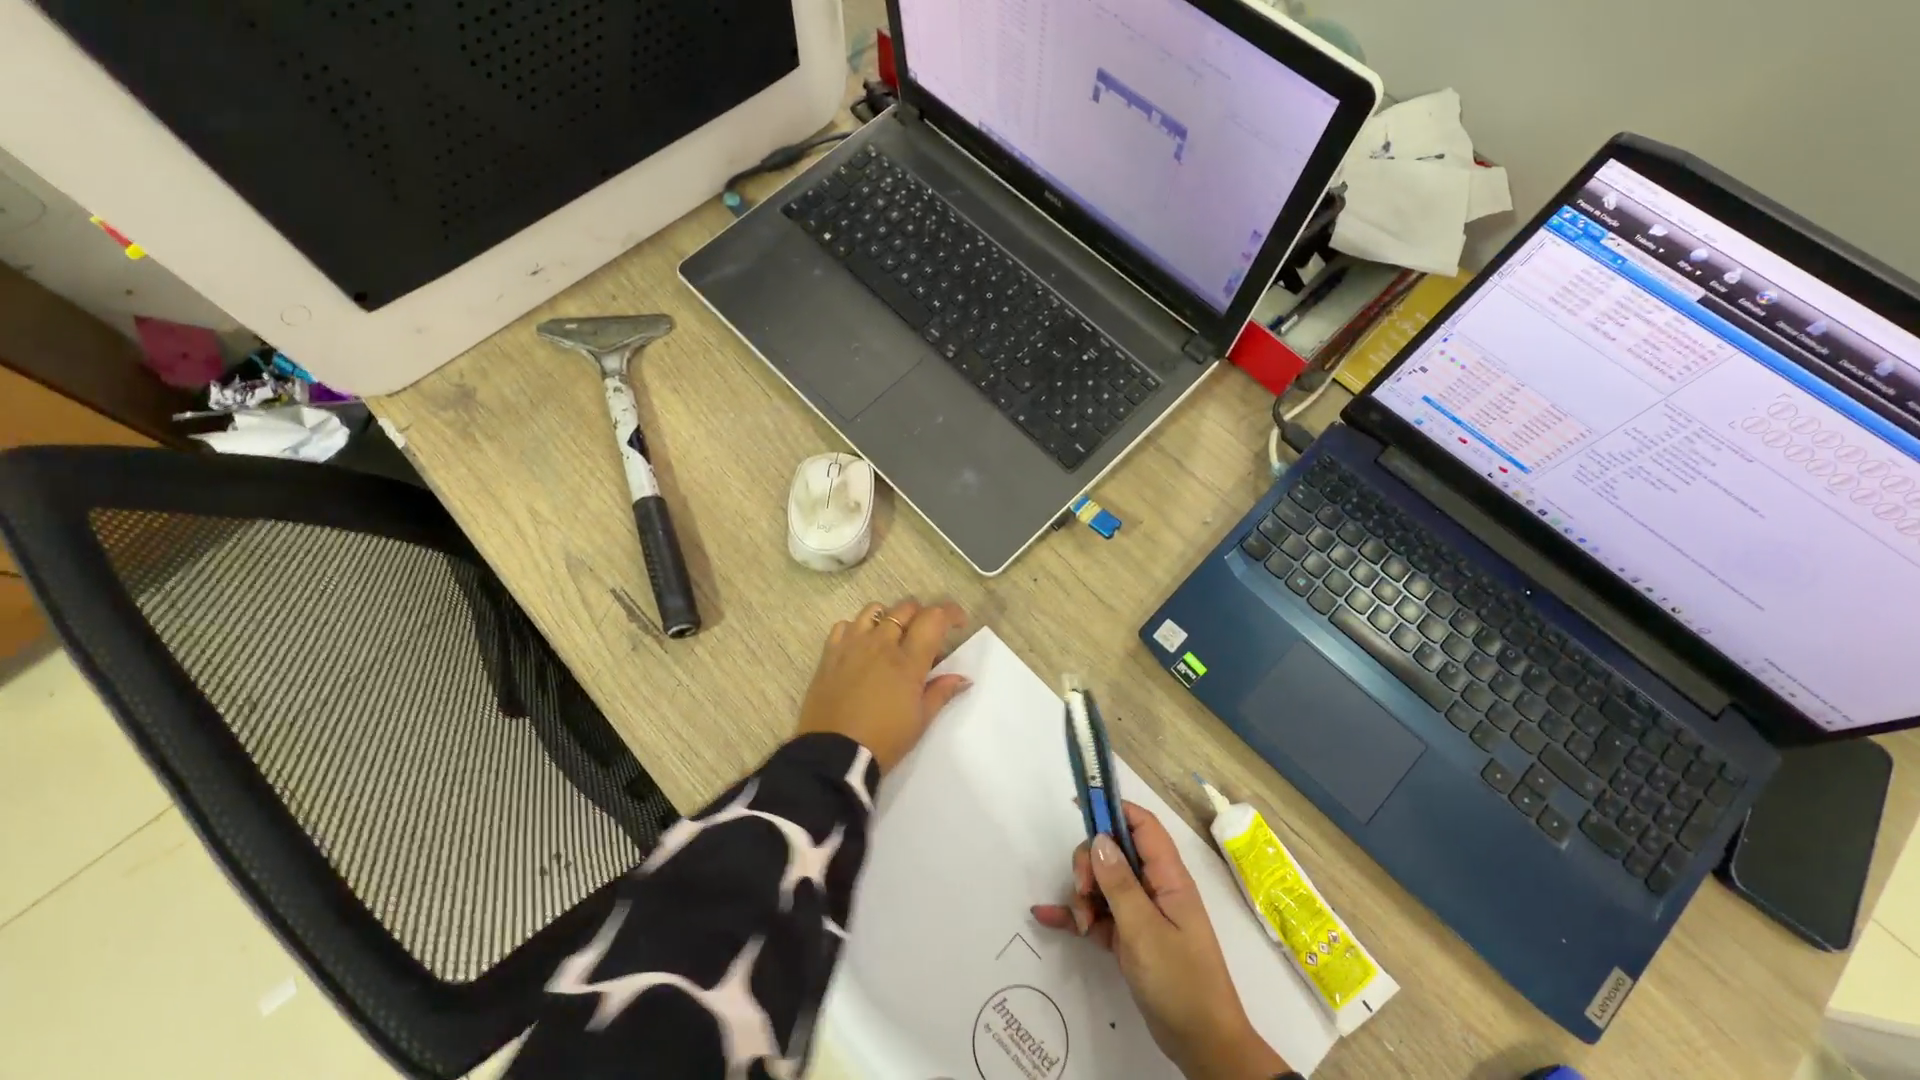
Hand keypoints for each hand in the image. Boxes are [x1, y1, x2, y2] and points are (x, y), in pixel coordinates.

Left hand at [794, 599, 970, 771]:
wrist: (833, 754)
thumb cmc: (884, 740)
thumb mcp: (920, 720)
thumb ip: (941, 692)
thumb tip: (963, 678)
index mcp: (908, 661)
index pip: (934, 619)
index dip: (950, 613)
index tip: (958, 622)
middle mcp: (881, 644)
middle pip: (905, 609)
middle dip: (921, 615)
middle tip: (925, 636)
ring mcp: (852, 646)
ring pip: (874, 610)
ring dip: (889, 617)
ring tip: (892, 637)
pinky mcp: (830, 654)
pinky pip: (844, 626)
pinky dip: (857, 628)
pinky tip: (861, 646)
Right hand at [1032, 803, 1288, 1079]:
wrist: (1201, 1041)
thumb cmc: (1181, 981)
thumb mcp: (1145, 930)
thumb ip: (1119, 883)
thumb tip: (1099, 838)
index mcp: (1168, 878)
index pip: (1142, 826)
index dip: (1114, 809)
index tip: (1080, 804)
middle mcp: (1154, 889)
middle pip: (1113, 853)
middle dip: (1089, 864)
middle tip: (1083, 891)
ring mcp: (1140, 914)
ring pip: (1101, 884)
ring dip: (1082, 897)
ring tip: (1082, 926)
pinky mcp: (1128, 938)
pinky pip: (1096, 916)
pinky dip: (1074, 916)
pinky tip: (1044, 916)